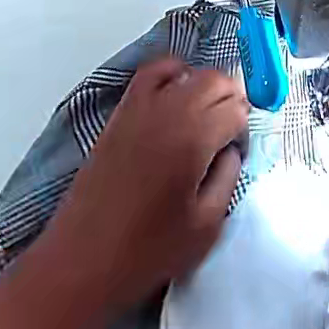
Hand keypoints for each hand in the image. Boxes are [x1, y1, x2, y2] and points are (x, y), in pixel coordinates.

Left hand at [35, 55, 246, 311]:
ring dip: (205, 86)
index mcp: (194, 138)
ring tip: (206, 115)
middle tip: (229, 130)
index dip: (244, 127)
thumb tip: (231, 149)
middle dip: (231, 99)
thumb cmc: (149, 250)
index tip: (239, 148)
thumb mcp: (207, 225)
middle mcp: (169, 110)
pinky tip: (177, 92)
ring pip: (187, 71)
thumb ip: (228, 177)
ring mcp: (141, 105)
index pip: (236, 109)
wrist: (84, 257)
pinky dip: (171, 73)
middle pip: (215, 80)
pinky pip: (151, 72)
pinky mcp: (121, 110)